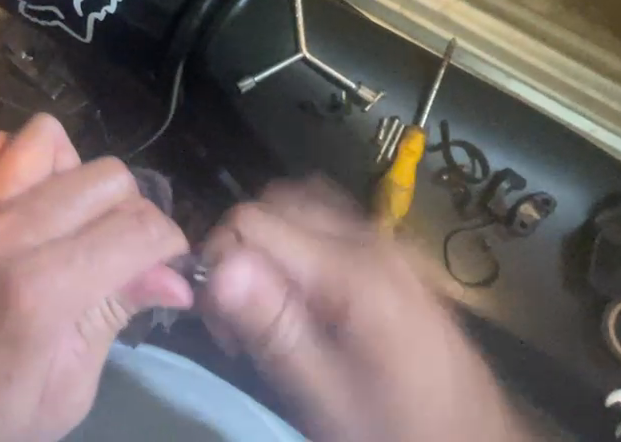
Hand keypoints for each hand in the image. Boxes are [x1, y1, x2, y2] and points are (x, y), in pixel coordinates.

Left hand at [0, 114, 193, 441]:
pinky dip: (19, 157)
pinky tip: (32, 197)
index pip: (137, 228)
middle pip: (106, 176)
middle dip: (134, 212)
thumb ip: (116, 314)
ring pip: (50, 138)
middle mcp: (9, 232)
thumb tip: (175, 278)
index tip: (169, 268)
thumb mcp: (68, 389)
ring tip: (79, 221)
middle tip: (128, 255)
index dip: (170, 244)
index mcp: (42, 290)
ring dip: (79, 174)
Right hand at [199, 179, 526, 441]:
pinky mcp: (389, 250)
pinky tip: (301, 287)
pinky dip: (296, 236)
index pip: (250, 220)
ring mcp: (383, 238)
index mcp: (353, 269)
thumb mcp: (330, 400)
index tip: (222, 327)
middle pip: (270, 203)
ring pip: (294, 202)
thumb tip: (218, 268)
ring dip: (265, 242)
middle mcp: (368, 236)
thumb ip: (275, 330)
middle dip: (238, 251)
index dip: (220, 263)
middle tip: (239, 322)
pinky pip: (324, 214)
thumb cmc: (401, 433)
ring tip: (267, 302)